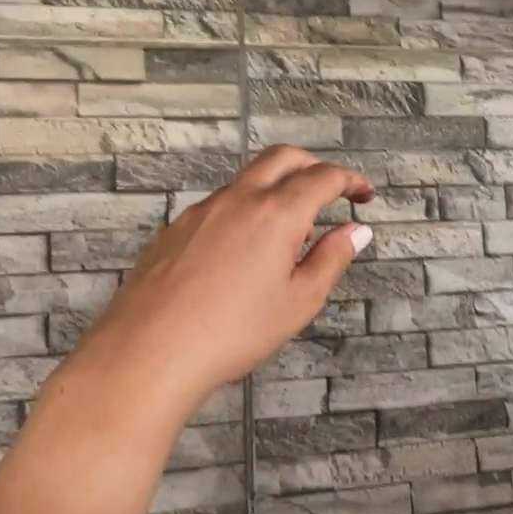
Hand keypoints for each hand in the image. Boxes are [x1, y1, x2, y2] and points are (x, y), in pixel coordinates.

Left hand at [60, 146, 375, 415]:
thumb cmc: (230, 332)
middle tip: (335, 191)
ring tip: (294, 237)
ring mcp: (201, 212)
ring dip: (279, 190)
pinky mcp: (175, 231)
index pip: (323, 178)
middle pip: (283, 159)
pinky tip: (250, 253)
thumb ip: (332, 258)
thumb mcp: (300, 300)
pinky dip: (247, 210)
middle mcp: (237, 201)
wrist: (148, 354)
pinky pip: (221, 205)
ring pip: (249, 180)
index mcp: (276, 214)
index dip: (350, 181)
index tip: (364, 193)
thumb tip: (355, 232)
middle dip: (315, 166)